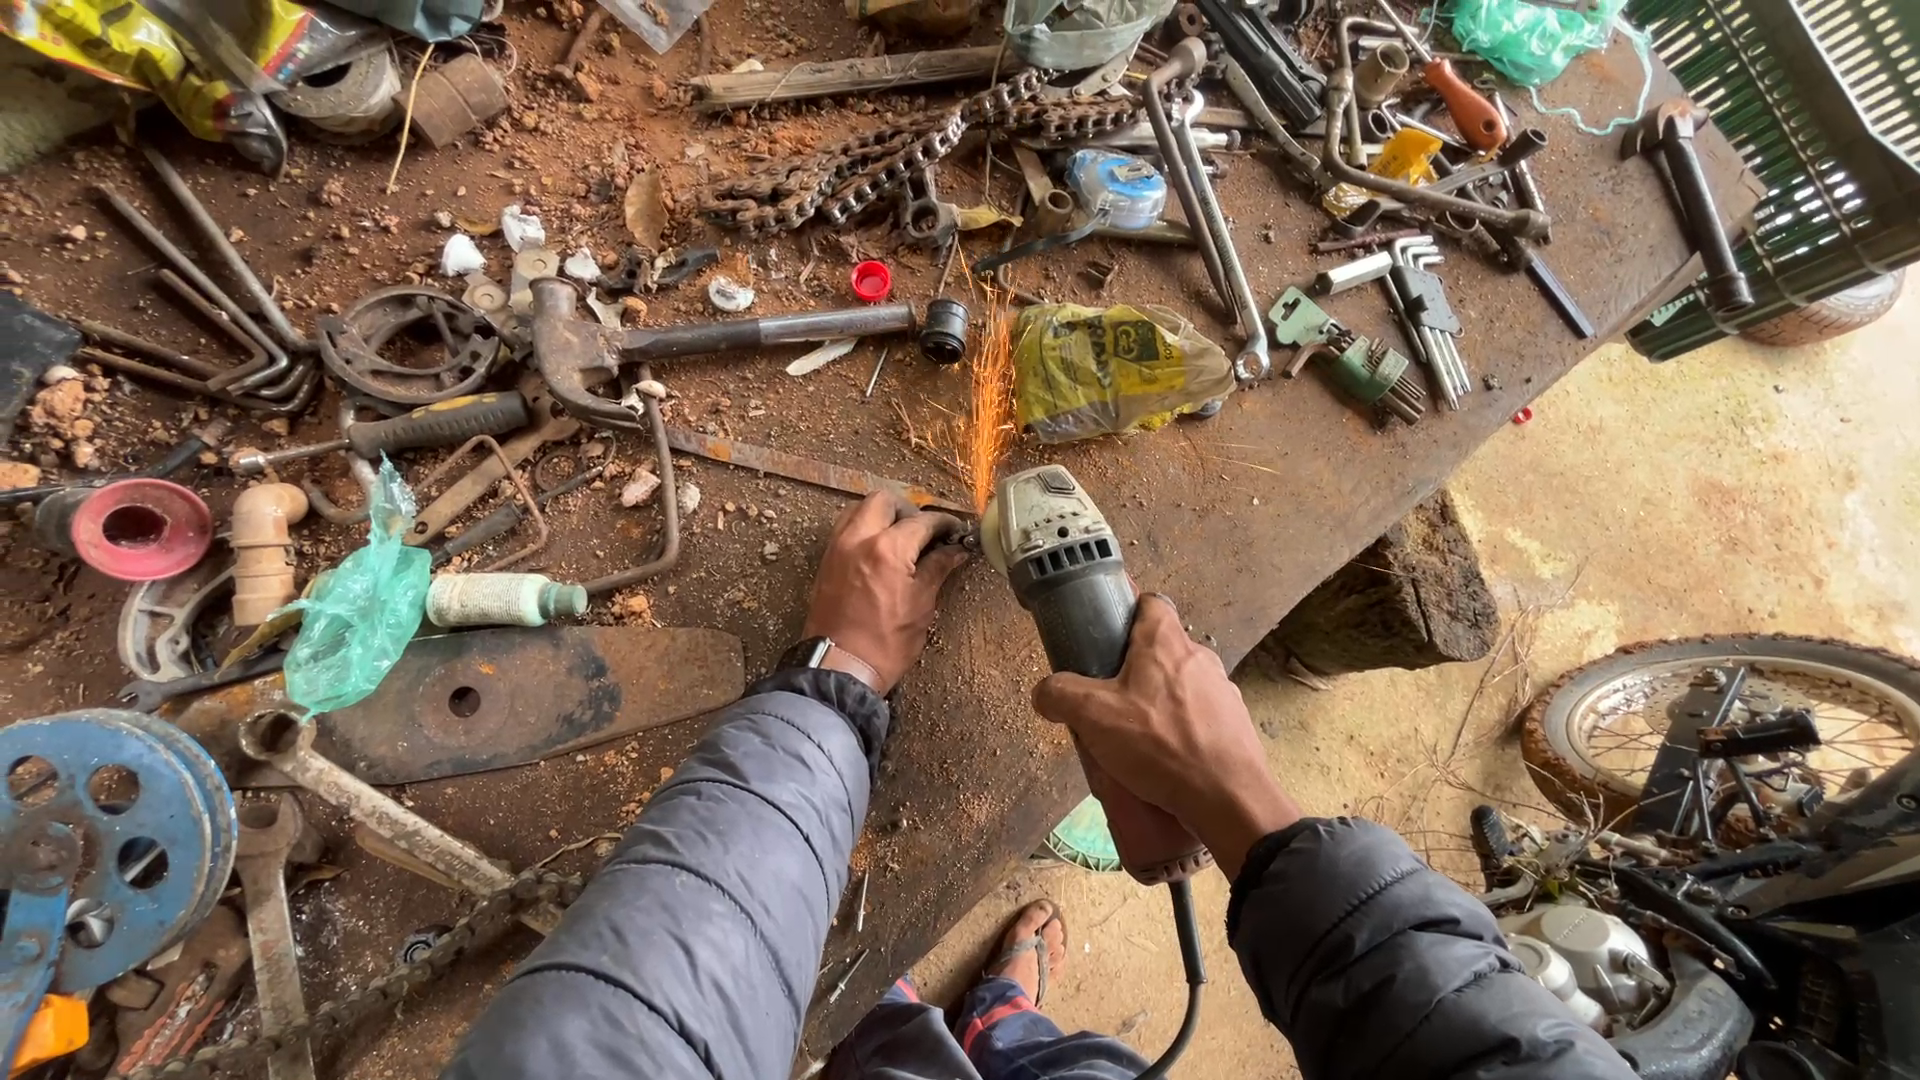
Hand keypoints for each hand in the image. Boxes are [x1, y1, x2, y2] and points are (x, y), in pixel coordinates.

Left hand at [802, 491, 970, 694]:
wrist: (841, 667)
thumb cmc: (885, 643)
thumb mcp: (922, 605)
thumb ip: (938, 568)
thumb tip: (954, 551)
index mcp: (888, 549)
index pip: (923, 521)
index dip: (945, 524)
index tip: (955, 532)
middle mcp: (858, 539)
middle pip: (885, 501)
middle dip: (909, 510)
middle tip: (926, 532)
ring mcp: (837, 548)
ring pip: (860, 509)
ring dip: (882, 515)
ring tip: (901, 539)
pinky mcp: (826, 561)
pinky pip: (845, 528)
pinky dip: (864, 528)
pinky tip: (880, 551)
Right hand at [1032, 595, 1299, 878]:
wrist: (1229, 799)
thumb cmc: (1159, 744)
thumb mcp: (1093, 716)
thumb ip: (1059, 695)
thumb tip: (1044, 693)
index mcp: (1165, 641)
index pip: (1149, 602)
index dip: (1126, 611)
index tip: (1105, 635)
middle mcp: (1199, 657)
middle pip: (1161, 648)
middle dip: (1135, 668)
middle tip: (1109, 699)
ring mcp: (1223, 691)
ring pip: (1182, 684)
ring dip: (1160, 701)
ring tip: (1137, 737)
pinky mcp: (1236, 724)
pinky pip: (1201, 716)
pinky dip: (1183, 729)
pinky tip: (1167, 759)